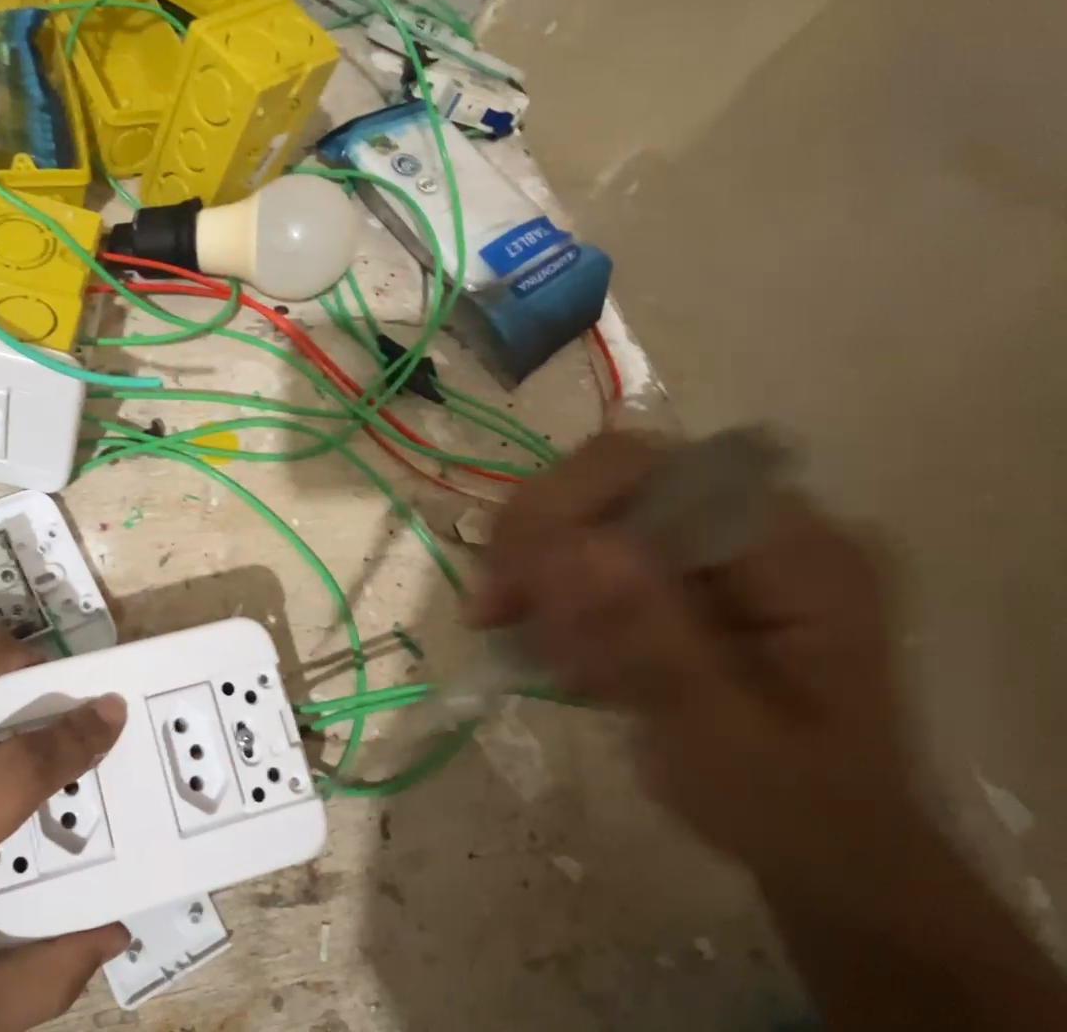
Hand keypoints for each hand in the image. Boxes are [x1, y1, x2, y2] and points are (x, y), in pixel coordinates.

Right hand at [468, 432, 919, 884]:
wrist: (824, 847)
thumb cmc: (787, 804)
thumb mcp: (719, 733)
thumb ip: (650, 638)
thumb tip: (574, 547)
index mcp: (796, 552)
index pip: (653, 470)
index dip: (562, 506)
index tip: (508, 586)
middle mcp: (758, 527)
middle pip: (611, 481)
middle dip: (538, 540)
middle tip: (492, 614)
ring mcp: (721, 549)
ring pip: (590, 512)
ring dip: (535, 569)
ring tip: (508, 633)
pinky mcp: (687, 575)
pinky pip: (593, 552)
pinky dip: (551, 592)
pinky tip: (539, 641)